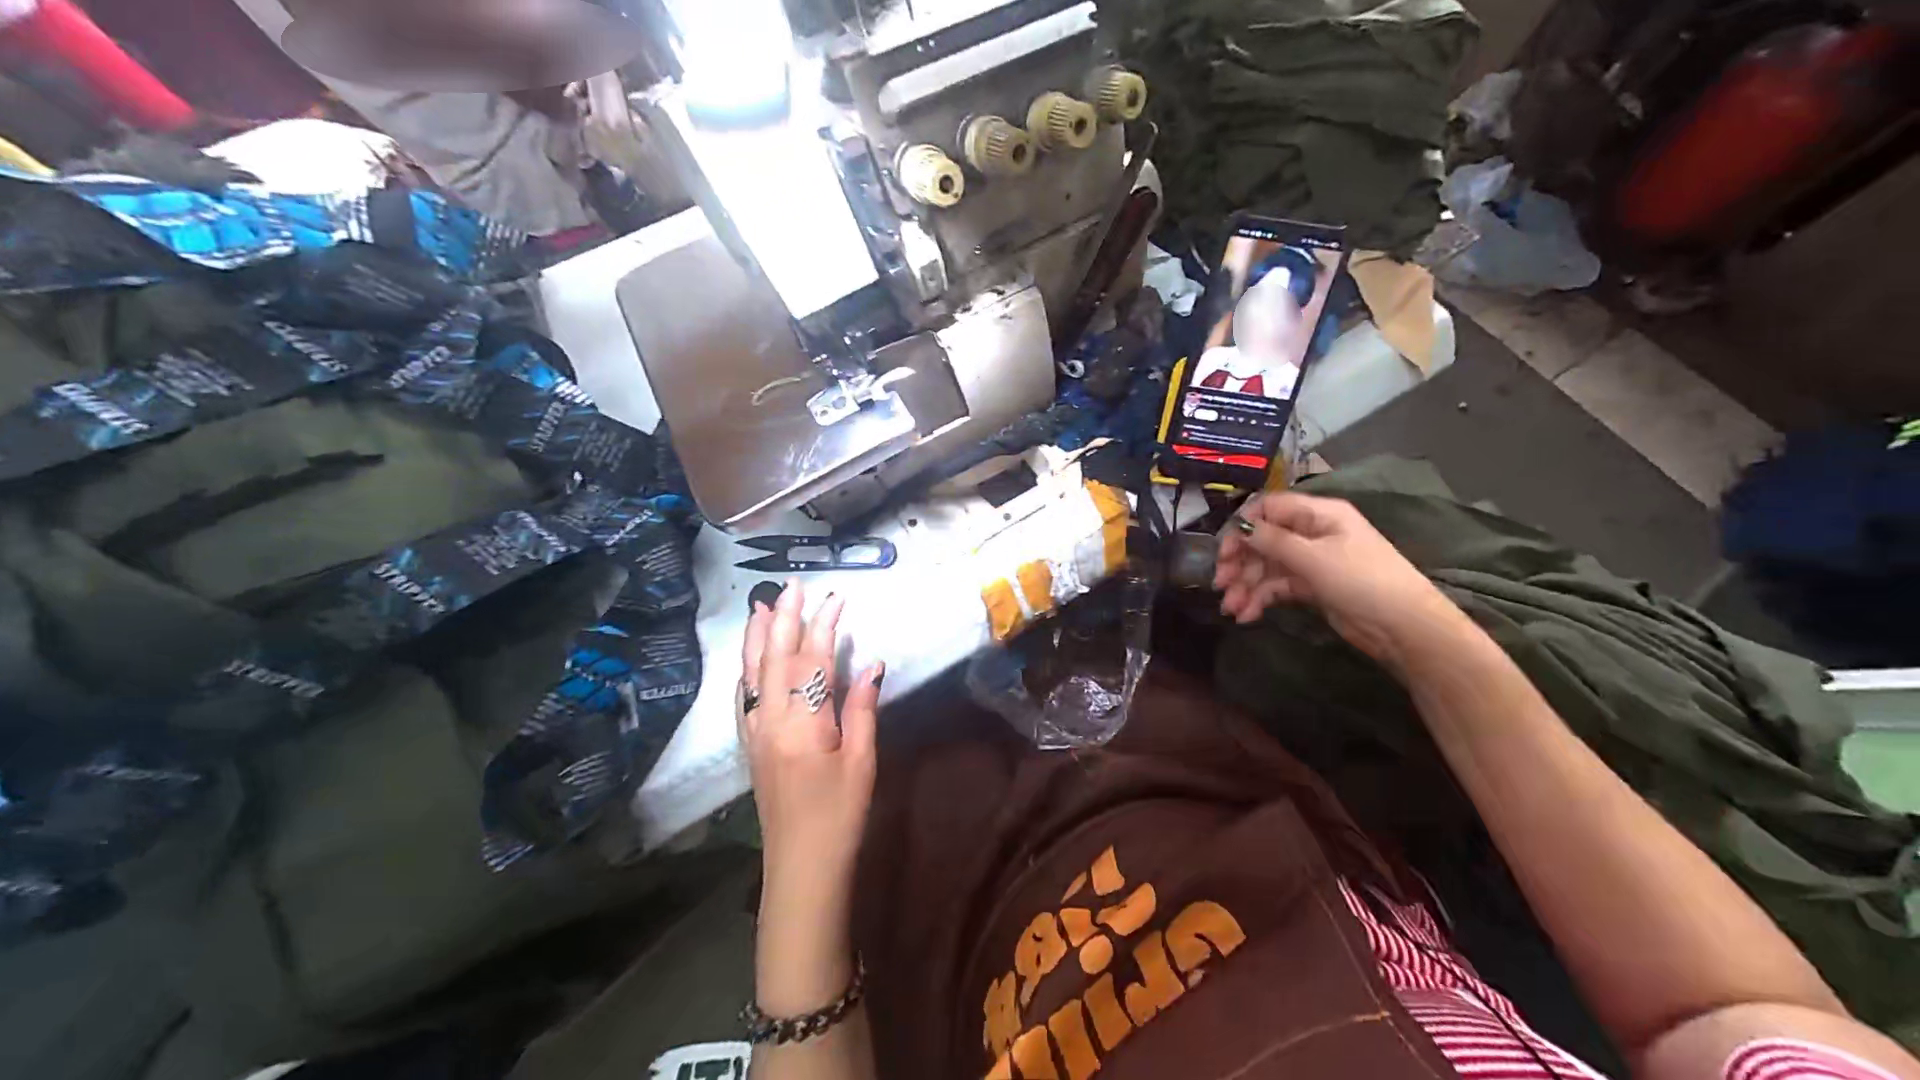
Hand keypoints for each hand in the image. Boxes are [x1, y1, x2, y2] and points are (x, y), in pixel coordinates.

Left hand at [740, 578, 879, 957]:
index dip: (824, 626)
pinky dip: (747, 669)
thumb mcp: (862, 762)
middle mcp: (771, 720)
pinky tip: (750, 657)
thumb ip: (862, 708)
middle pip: (775, 658)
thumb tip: (873, 663)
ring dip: (757, 636)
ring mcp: (755, 732)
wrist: (801, 867)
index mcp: (804, 723)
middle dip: (785, 619)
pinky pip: (743, 697)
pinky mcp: (750, 745)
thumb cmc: (840, 816)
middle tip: (794, 587)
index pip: (812, 661)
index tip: (836, 598)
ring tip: (762, 605)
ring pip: (752, 673)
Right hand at [1213, 492, 1466, 665]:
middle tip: (1221, 585)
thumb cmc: (1363, 580)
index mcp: (1318, 514)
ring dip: (1246, 586)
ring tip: (1231, 609)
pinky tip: (1247, 615)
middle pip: (1263, 540)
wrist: (1404, 627)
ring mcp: (1311, 560)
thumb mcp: (1314, 557)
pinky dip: (1260, 599)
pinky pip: (1277, 587)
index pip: (1268, 508)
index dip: (1242, 526)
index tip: (1224, 552)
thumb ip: (1272, 540)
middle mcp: (1312, 532)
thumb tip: (1239, 527)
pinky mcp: (1311, 586)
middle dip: (1240, 563)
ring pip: (1266, 567)